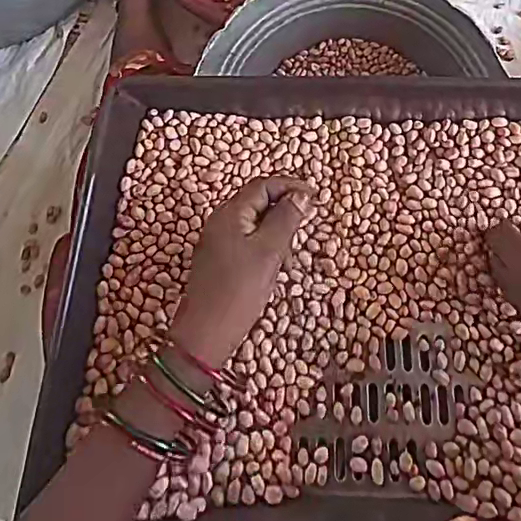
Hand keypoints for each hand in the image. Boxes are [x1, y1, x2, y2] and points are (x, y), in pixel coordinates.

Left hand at [170, 176, 314, 364]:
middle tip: (305, 225)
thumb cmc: (238, 291)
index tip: (314, 196)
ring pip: (254, 223)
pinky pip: (247, 242)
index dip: (290, 186)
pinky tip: (275, 268)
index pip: (263, 185)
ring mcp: (218, 241)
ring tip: (289, 256)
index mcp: (230, 213)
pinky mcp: (219, 259)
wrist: (205, 334)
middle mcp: (220, 221)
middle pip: (257, 202)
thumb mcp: (269, 252)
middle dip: (284, 210)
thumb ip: (285, 219)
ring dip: (276, 232)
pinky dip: (265, 247)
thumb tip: (300, 195)